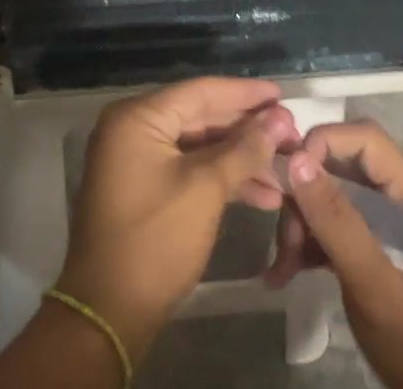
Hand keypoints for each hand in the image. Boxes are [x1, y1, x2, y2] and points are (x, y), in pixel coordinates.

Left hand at [56, 77, 295, 361]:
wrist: (110, 311)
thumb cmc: (156, 240)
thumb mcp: (206, 189)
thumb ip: (245, 148)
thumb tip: (280, 117)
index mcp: (138, 118)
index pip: (201, 92)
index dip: (246, 93)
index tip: (285, 95)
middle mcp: (133, 130)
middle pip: (201, 116)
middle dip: (248, 128)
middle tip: (292, 134)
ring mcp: (138, 161)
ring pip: (200, 146)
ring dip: (242, 157)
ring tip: (286, 168)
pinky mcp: (146, 189)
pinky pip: (191, 169)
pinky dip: (224, 178)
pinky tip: (264, 194)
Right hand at [268, 121, 402, 388]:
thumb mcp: (375, 283)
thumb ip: (339, 222)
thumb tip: (296, 159)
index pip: (365, 138)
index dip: (323, 143)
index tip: (287, 177)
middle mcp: (397, 198)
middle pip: (338, 167)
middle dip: (303, 196)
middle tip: (284, 239)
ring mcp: (381, 223)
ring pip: (326, 197)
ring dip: (298, 225)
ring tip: (283, 267)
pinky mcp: (367, 247)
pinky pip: (327, 227)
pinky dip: (303, 246)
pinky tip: (284, 274)